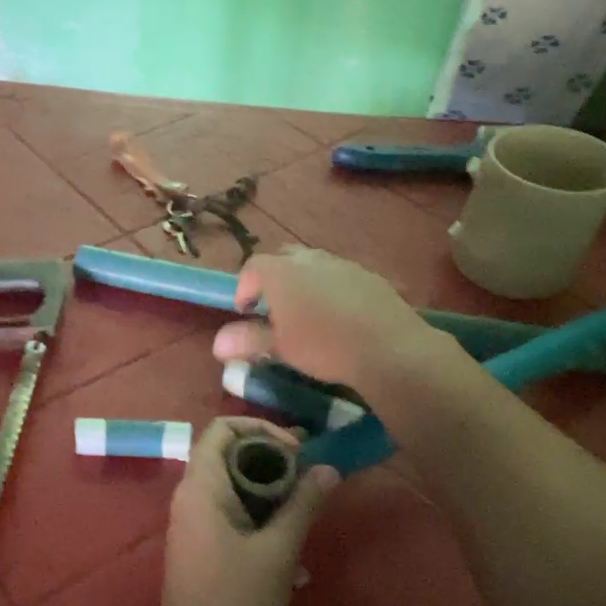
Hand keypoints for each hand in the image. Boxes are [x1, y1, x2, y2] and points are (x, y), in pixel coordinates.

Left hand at [157, 417, 339, 605]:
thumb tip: (328, 468)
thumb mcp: (279, 551)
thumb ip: (303, 505)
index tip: (297, 451)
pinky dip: (262, 519)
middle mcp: (190, 497)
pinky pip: (232, 515)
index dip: (261, 429)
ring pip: (233, 487)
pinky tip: (294, 553)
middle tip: (312, 475)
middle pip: (229, 455)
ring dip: (272, 493)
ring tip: (308, 509)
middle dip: (273, 460)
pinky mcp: (201, 547)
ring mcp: (193, 523)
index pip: (222, 429)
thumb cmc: (236, 601)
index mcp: (200, 487)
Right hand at [212, 246, 442, 388]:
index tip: (246, 312)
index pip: (252, 267)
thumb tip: (217, 343)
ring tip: (308, 314)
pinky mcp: (370, 277)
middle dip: (274, 278)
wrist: (388, 348)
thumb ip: (248, 340)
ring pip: (315, 265)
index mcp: (282, 273)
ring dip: (305, 283)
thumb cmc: (323, 346)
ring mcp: (343, 265)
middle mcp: (311, 260)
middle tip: (275, 308)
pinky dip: (332, 289)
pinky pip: (341, 276)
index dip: (244, 287)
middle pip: (284, 258)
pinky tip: (340, 317)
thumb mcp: (280, 347)